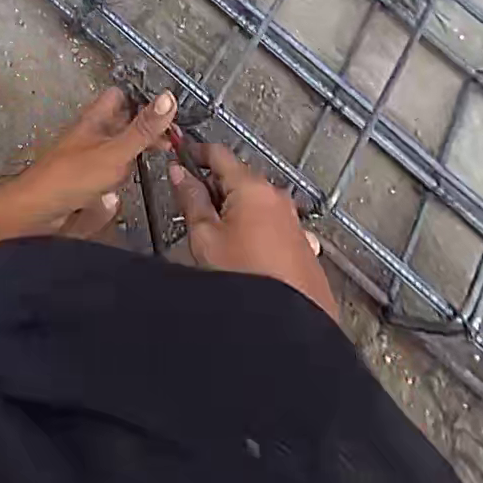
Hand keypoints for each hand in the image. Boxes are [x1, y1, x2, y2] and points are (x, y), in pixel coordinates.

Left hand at [0, 88, 174, 240]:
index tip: (168, 108)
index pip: (121, 96)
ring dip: (131, 159)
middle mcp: (90, 136)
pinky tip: (120, 193)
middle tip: (166, 141)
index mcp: (95, 119)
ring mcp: (86, 160)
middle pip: (122, 124)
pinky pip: (108, 179)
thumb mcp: (114, 152)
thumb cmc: (65, 178)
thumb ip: (142, 129)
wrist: (33, 216)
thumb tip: (167, 99)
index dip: (142, 98)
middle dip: (143, 133)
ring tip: (148, 164)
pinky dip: (117, 183)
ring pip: (116, 152)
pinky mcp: (83, 184)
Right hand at [169, 142, 336, 320]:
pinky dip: (256, 230)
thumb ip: (191, 199)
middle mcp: (278, 198)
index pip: (219, 154)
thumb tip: (179, 174)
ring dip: (237, 211)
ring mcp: (294, 222)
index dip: (196, 153)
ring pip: (257, 203)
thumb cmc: (246, 282)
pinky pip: (273, 226)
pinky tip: (245, 255)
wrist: (288, 329)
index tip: (182, 157)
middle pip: (239, 177)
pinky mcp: (302, 246)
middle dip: (215, 187)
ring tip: (218, 240)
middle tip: (192, 207)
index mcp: (252, 188)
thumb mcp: (205, 238)